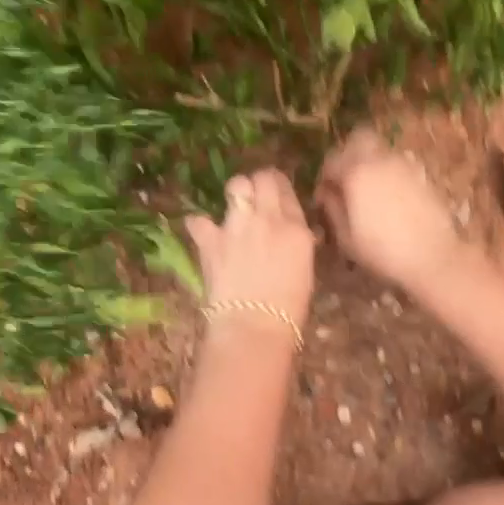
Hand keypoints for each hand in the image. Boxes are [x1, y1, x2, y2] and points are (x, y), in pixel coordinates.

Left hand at [185, 169, 315, 344]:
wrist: (255, 326)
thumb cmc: (288, 309)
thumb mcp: (304, 270)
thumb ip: (297, 244)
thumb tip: (293, 235)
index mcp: (296, 228)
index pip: (287, 191)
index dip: (279, 189)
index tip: (275, 194)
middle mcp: (268, 218)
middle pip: (263, 178)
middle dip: (259, 182)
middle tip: (255, 195)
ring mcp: (237, 226)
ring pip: (237, 186)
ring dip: (236, 194)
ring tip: (234, 209)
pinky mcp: (211, 240)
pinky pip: (199, 220)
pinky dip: (199, 225)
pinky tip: (202, 232)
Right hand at [316, 129, 462, 293]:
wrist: (434, 256)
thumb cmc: (383, 252)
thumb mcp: (347, 238)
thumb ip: (333, 209)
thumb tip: (326, 193)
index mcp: (356, 174)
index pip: (331, 160)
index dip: (324, 177)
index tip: (324, 196)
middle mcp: (380, 161)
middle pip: (359, 139)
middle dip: (348, 154)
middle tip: (346, 180)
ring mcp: (405, 165)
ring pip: (381, 150)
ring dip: (370, 162)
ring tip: (369, 190)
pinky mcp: (422, 175)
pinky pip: (399, 164)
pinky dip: (390, 172)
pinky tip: (390, 198)